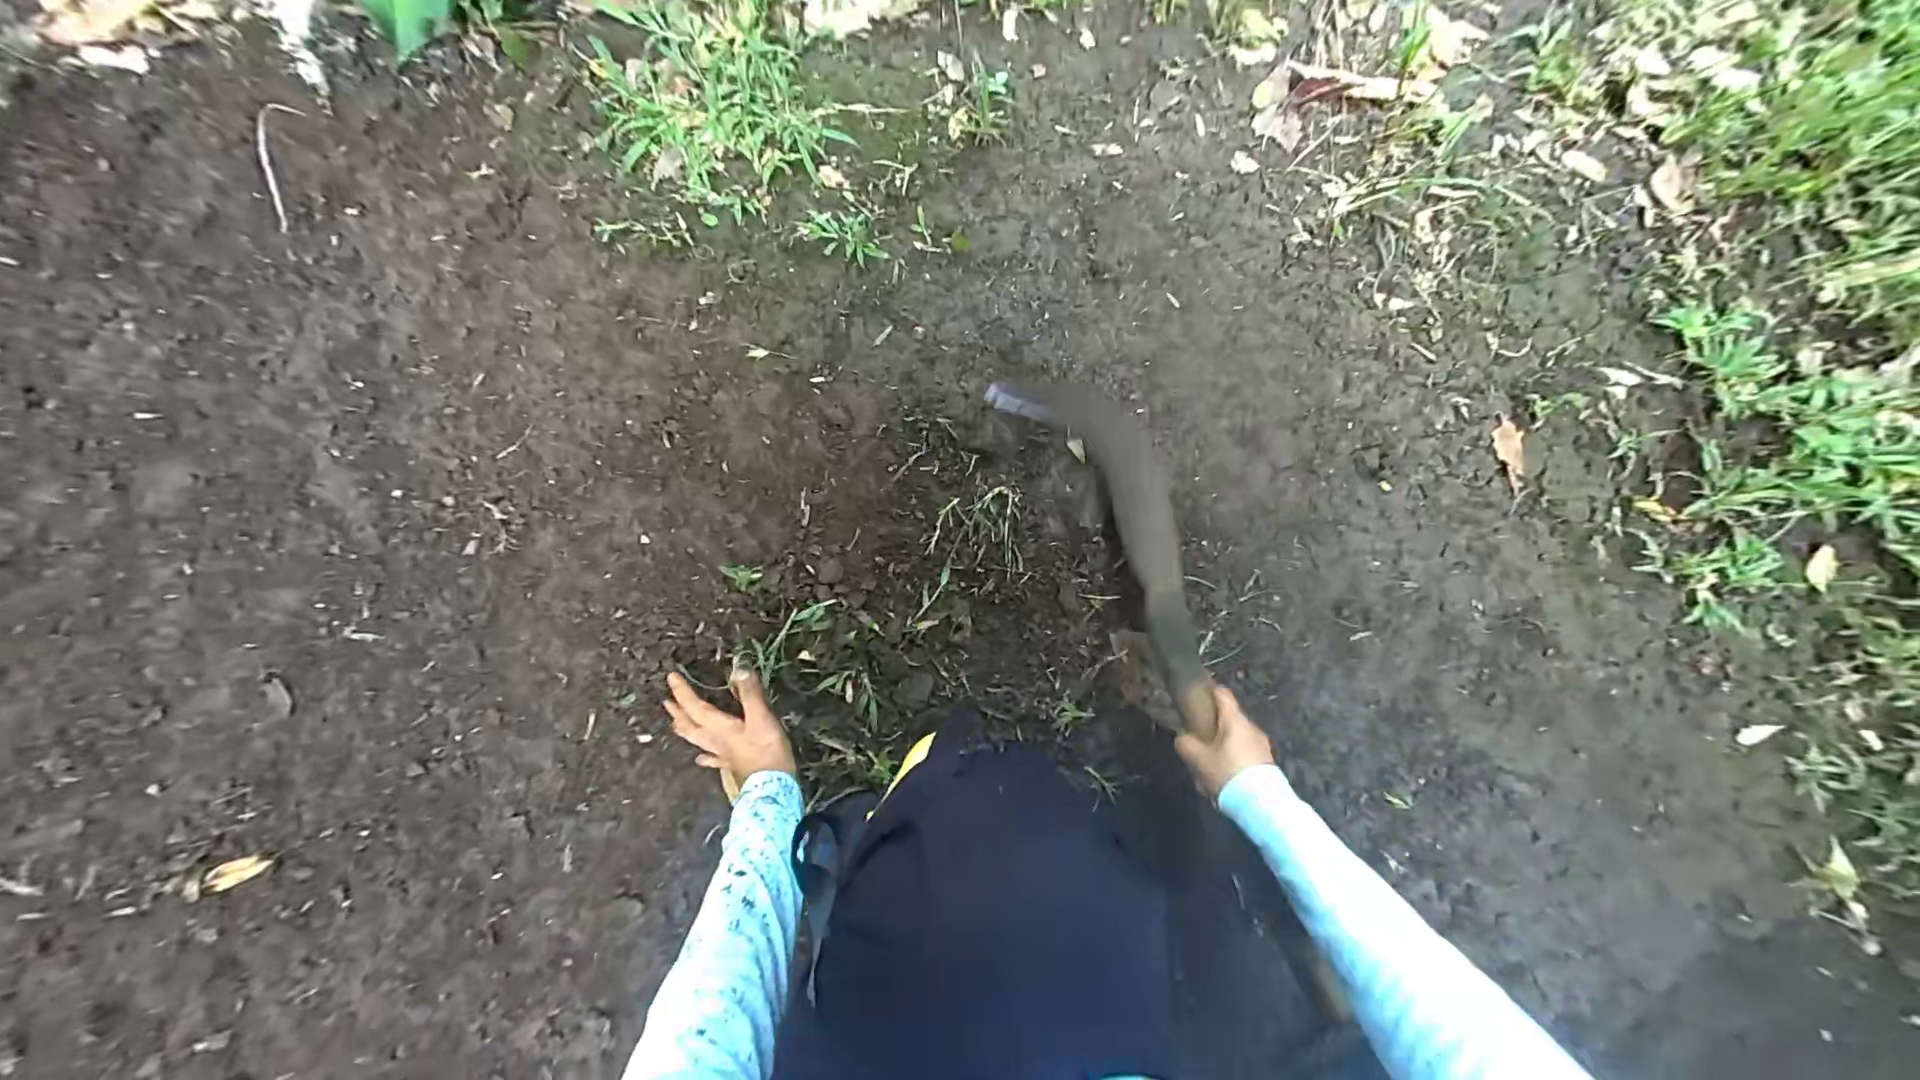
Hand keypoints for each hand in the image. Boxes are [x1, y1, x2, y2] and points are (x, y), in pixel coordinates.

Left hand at [663, 667, 796, 795]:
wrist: (772, 786)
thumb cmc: (766, 750)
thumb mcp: (761, 717)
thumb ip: (750, 693)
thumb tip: (739, 668)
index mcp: (719, 727)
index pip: (695, 707)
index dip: (683, 692)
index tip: (671, 677)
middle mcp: (714, 741)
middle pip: (690, 725)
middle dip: (678, 711)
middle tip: (667, 701)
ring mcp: (721, 755)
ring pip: (696, 740)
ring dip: (685, 729)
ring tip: (675, 724)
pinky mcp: (731, 765)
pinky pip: (712, 758)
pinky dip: (704, 755)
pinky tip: (700, 758)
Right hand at [1173, 682, 1273, 800]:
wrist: (1262, 806)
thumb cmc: (1227, 774)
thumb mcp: (1197, 759)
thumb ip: (1185, 743)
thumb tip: (1182, 737)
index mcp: (1236, 721)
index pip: (1222, 694)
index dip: (1208, 689)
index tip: (1194, 692)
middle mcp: (1252, 728)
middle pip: (1228, 718)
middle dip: (1210, 724)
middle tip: (1194, 735)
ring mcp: (1262, 746)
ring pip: (1235, 737)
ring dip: (1220, 743)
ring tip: (1206, 760)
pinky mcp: (1266, 763)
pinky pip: (1244, 752)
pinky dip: (1231, 757)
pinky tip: (1220, 774)